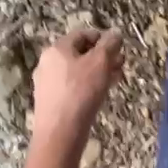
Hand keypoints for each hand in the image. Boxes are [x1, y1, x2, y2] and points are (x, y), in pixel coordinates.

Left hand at [31, 29, 124, 154]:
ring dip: (99, 71)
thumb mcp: (101, 62)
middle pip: (80, 53)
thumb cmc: (81, 92)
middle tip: (120, 64)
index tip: (117, 48)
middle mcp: (48, 64)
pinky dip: (88, 86)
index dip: (102, 37)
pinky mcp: (51, 102)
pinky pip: (72, 87)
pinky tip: (101, 94)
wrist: (60, 135)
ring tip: (115, 79)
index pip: (82, 34)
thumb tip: (115, 33)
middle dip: (103, 56)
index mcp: (56, 49)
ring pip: (78, 71)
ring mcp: (47, 84)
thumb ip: (110, 44)